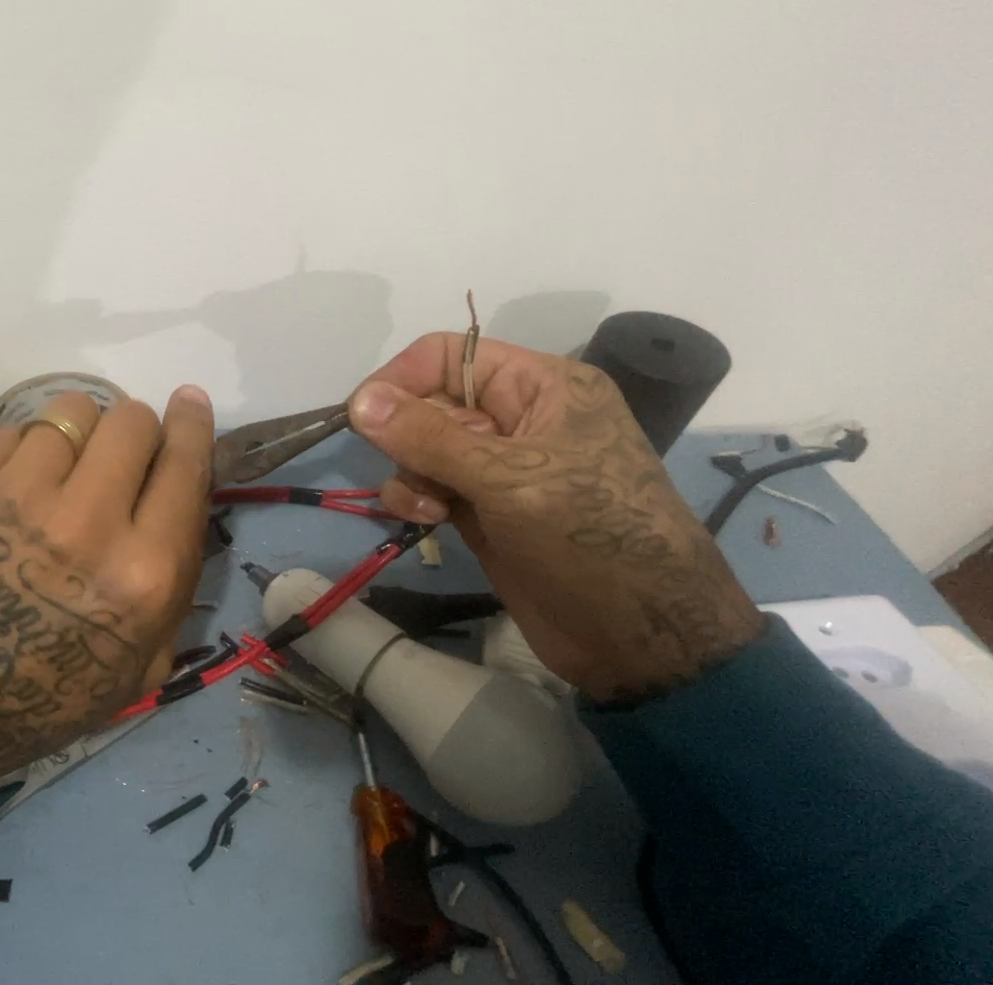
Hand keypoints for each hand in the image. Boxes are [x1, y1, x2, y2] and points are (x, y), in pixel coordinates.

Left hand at [0, 387, 213, 795]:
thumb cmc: (53, 693)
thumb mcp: (147, 659)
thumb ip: (178, 572)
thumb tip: (182, 487)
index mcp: (143, 573)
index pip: (186, 464)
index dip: (192, 424)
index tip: (189, 400)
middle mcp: (85, 523)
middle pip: (131, 421)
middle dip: (136, 432)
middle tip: (120, 459)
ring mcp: (15, 497)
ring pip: (71, 410)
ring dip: (81, 434)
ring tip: (66, 469)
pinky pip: (16, 430)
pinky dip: (28, 449)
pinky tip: (18, 487)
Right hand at [348, 333, 764, 704]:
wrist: (635, 636)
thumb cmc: (588, 539)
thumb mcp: (508, 479)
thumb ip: (428, 438)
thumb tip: (357, 400)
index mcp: (541, 387)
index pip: (448, 355)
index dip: (401, 378)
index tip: (363, 417)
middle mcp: (517, 417)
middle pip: (427, 402)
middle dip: (409, 437)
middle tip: (422, 474)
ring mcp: (497, 466)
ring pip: (419, 446)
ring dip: (410, 473)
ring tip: (432, 507)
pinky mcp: (480, 507)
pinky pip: (426, 483)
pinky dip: (416, 498)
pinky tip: (430, 520)